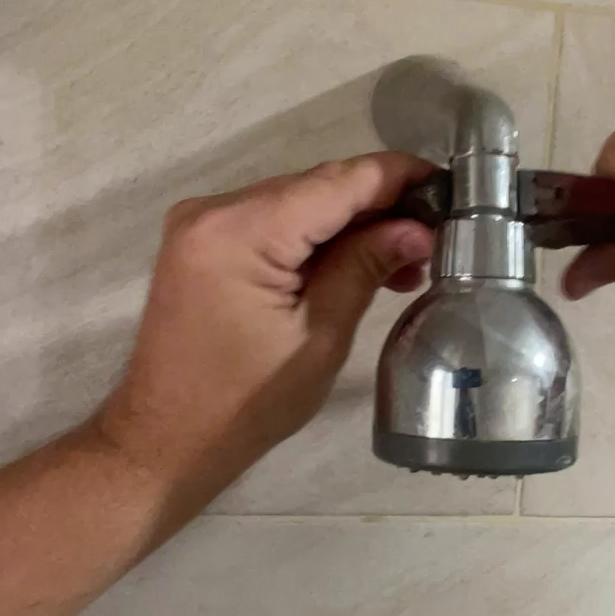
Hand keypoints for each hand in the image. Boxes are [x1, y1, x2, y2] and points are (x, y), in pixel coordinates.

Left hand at [96, 151, 435, 510]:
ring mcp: (204, 222)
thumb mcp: (321, 337)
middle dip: (380, 206)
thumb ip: (366, 267)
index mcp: (240, 231)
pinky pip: (276, 221)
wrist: (168, 437)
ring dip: (354, 225)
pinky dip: (319, 238)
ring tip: (405, 262)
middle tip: (433, 238)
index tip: (447, 188)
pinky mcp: (205, 240)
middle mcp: (215, 209)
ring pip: (301, 202)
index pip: (337, 181)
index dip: (397, 178)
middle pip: (318, 186)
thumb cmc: (248, 402)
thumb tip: (418, 228)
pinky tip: (361, 263)